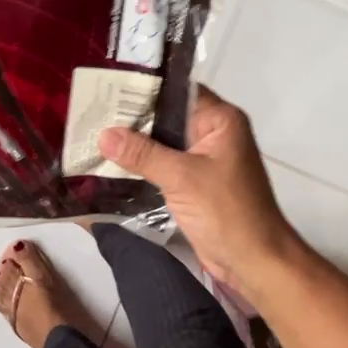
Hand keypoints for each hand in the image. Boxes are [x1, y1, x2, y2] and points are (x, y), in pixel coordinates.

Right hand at [100, 87, 296, 292]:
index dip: (145, 87)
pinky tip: (111, 161)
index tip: (108, 85)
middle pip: (168, 115)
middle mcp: (213, 133)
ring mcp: (204, 159)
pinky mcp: (195, 182)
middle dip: (133, 116)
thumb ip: (143, 154)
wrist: (255, 263)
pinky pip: (164, 164)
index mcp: (221, 120)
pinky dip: (142, 163)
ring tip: (94, 131)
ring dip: (135, 142)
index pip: (179, 91)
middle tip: (93, 108)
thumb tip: (103, 135)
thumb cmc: (227, 212)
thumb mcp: (182, 178)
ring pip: (164, 141)